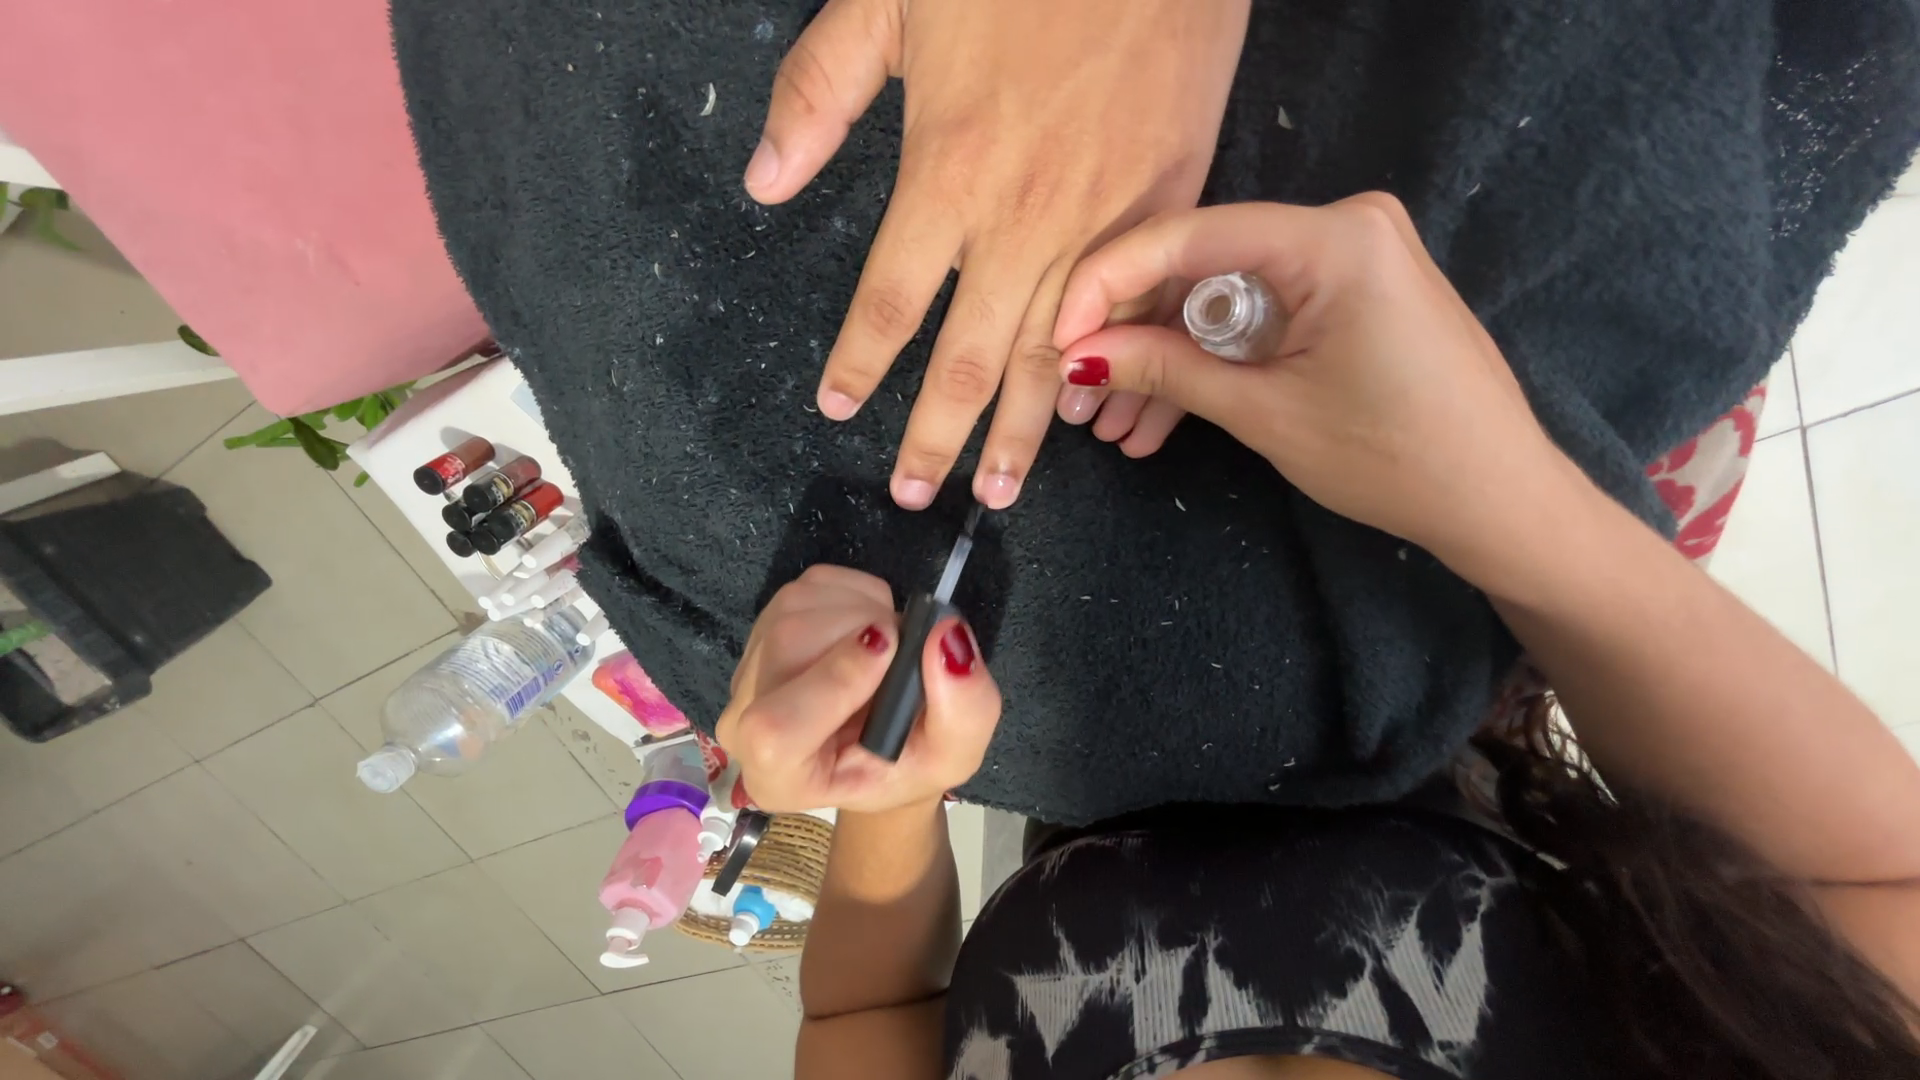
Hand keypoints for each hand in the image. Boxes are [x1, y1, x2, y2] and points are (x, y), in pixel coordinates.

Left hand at [714, 565, 998, 813]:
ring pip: (797, 608)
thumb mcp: (956, 755)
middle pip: (786, 647)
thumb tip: (945, 636)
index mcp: (781, 776)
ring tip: (894, 642)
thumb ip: (964, 709)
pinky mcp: (768, 621)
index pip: (775, 729)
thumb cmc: (909, 763)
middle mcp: (745, 722)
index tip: (890, 645)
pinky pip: (811, 586)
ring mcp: (750, 665)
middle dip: (862, 627)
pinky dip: (858, 591)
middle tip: (908, 644)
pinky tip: (873, 623)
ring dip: (864, 608)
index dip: (834, 679)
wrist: (882, 743)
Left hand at [745, 0, 1248, 510]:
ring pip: (1053, 357)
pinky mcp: (1166, 213)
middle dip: (938, 436)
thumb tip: (765, 181)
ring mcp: (1102, 227)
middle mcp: (1023, 222)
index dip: (861, 362)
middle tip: (916, 493)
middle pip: (968, 357)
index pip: (892, 301)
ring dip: (1020, 434)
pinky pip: (1134, 319)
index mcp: (950, 172)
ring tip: (996, 492)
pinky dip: (1113, 377)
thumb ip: (819, 93)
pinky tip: (1091, 423)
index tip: (838, 407)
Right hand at [1052, 196, 1568, 558]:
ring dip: (1162, 368)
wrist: (1493, 500)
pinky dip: (1207, 371)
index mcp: (1331, 237)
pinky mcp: (1340, 299)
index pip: (1186, 237)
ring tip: (1108, 429)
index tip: (1058, 341)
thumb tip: (1076, 358)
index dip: (1107, 286)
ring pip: (1216, 307)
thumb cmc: (1389, 456)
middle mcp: (1337, 227)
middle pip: (1196, 272)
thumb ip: (1165, 370)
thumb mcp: (1261, 411)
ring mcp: (1340, 262)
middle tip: (1076, 398)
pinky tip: (1154, 426)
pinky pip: (1251, 325)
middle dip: (1131, 341)